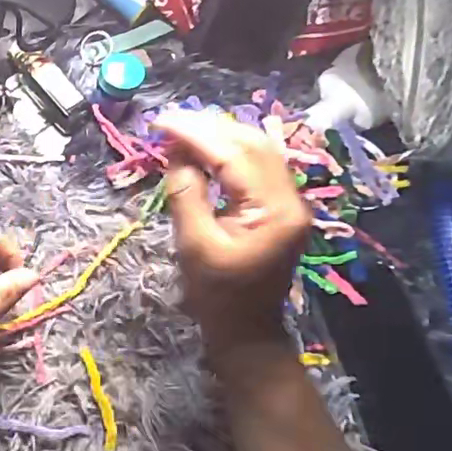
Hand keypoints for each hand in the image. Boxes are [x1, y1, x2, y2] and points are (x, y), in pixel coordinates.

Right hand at [155, 109, 310, 347]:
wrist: (245, 329)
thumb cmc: (217, 295)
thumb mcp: (194, 244)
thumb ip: (186, 194)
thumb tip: (175, 152)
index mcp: (274, 210)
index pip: (234, 155)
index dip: (195, 133)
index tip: (160, 121)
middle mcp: (291, 198)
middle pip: (252, 144)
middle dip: (208, 127)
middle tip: (167, 122)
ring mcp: (289, 201)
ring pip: (256, 149)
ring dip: (218, 135)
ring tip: (180, 130)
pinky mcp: (279, 205)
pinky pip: (255, 165)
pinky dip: (227, 151)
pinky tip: (202, 148)